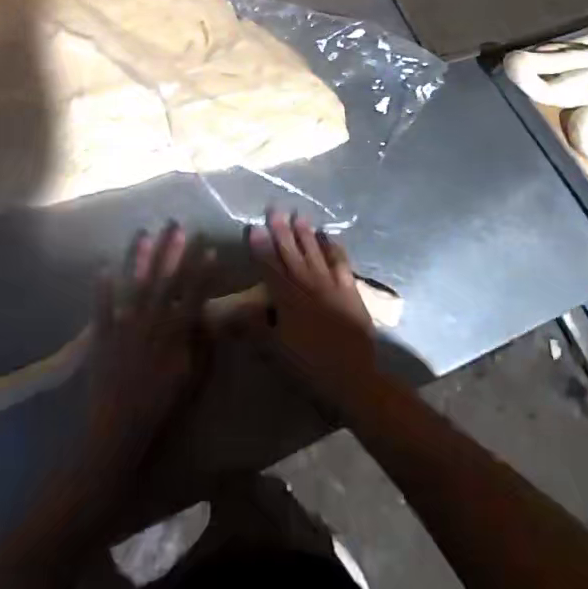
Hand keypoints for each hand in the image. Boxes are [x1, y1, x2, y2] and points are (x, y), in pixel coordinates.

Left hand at [85, 223, 210, 468]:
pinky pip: (101, 308)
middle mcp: (150, 324)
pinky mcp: (101, 337)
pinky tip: (105, 266)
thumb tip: (208, 317)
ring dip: (141, 259)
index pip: (192, 295)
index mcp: (174, 334)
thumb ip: (201, 346)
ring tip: (146, 233)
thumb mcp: (191, 379)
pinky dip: (103, 288)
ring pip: (136, 287)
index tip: (208, 248)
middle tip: (178, 225)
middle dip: (174, 252)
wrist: (119, 429)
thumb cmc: (161, 406)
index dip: (202, 271)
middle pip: (165, 282)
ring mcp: (123, 328)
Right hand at [246, 210, 378, 407]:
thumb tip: (234, 309)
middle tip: (275, 210)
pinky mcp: (350, 291)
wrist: (353, 378)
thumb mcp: (275, 352)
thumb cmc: (309, 368)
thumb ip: (255, 327)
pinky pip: (341, 264)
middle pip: (293, 255)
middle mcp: (309, 287)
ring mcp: (332, 287)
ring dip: (306, 235)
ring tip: (299, 217)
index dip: (261, 248)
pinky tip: (329, 238)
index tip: (254, 227)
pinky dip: (335, 249)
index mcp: (287, 301)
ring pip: (316, 254)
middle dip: (282, 232)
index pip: (270, 269)